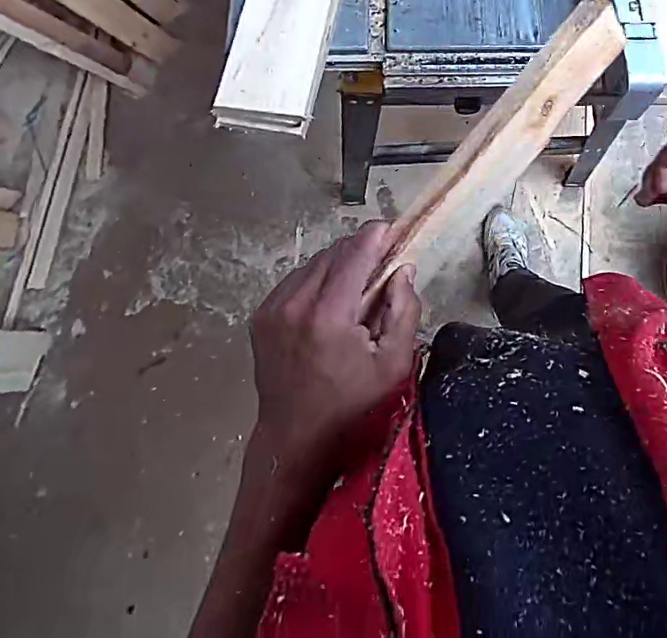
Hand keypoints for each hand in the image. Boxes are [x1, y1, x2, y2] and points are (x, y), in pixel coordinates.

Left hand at [249, 221, 420, 478]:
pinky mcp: (262, 314)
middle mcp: (295, 305)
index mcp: (328, 317)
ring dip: (340, 264)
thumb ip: (404, 310)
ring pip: (315, 262)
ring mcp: (273, 309)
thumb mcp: (395, 363)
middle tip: (382, 265)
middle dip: (361, 251)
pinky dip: (319, 278)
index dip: (375, 236)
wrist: (294, 438)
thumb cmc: (352, 404)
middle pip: (334, 252)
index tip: (391, 228)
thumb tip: (403, 270)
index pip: (354, 255)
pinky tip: (332, 300)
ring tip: (357, 287)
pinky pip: (297, 278)